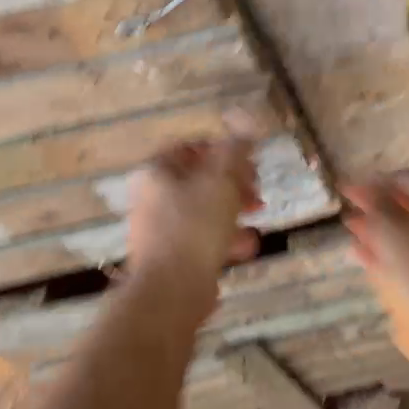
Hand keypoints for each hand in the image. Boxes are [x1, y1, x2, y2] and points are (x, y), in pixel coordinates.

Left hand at [123, 139, 260, 325]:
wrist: (171, 291)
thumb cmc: (196, 227)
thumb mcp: (223, 180)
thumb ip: (236, 148)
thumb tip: (245, 117)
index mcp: (156, 172)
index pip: (189, 146)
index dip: (222, 149)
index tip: (249, 161)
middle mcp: (151, 197)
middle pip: (198, 179)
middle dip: (233, 182)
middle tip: (257, 190)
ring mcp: (159, 229)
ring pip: (203, 209)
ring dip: (233, 210)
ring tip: (257, 216)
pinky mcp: (171, 257)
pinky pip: (201, 237)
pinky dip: (225, 238)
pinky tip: (246, 246)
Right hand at [343, 172, 408, 344]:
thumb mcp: (390, 227)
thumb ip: (375, 202)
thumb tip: (363, 185)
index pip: (406, 180)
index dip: (376, 181)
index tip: (349, 187)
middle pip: (404, 206)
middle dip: (374, 204)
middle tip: (347, 204)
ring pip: (400, 233)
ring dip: (374, 227)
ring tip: (349, 225)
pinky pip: (399, 257)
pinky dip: (379, 251)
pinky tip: (356, 250)